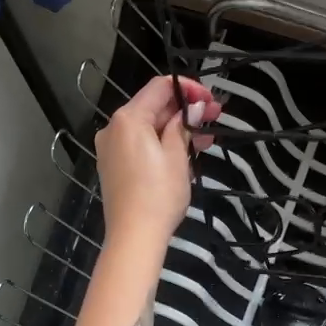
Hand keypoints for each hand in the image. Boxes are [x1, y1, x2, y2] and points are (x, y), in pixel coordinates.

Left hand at [96, 75, 219, 245]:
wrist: (134, 237)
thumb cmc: (159, 195)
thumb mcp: (177, 156)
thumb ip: (183, 126)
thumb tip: (194, 106)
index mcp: (128, 118)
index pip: (159, 87)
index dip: (187, 88)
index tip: (210, 99)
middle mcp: (114, 128)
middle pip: (153, 108)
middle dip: (185, 112)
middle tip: (214, 117)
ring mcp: (111, 149)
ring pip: (148, 130)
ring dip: (176, 131)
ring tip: (206, 139)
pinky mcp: (114, 168)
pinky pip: (140, 147)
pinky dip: (162, 145)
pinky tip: (184, 154)